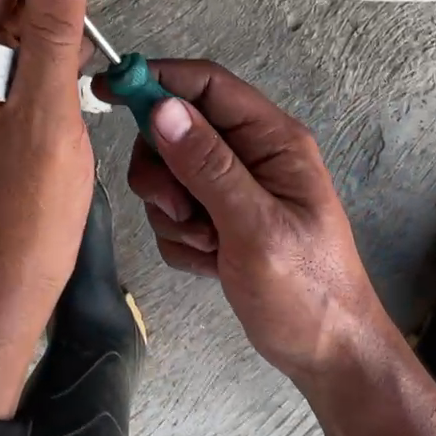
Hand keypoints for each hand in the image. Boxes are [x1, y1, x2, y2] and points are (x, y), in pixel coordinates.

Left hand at [0, 0, 111, 417]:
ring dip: (59, 9)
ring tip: (94, 21)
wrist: (9, 282)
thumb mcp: (43, 114)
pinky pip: (29, 51)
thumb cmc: (21, 210)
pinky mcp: (1, 101)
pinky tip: (84, 58)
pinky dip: (59, 44)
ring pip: (18, 18)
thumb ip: (51, 34)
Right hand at [114, 61, 435, 435]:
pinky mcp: (219, 219)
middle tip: (176, 209)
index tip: (108, 89)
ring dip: (173, 214)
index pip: (207, 85)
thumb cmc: (306, 289)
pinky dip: (180, 239)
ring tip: (208, 245)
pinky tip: (210, 263)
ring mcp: (233, 187)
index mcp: (271, 139)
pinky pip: (173, 212)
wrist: (327, 355)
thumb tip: (161, 107)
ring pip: (168, 173)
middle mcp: (250, 153)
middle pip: (176, 129)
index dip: (157, 80)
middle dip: (163, 170)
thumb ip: (208, 166)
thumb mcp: (256, 227)